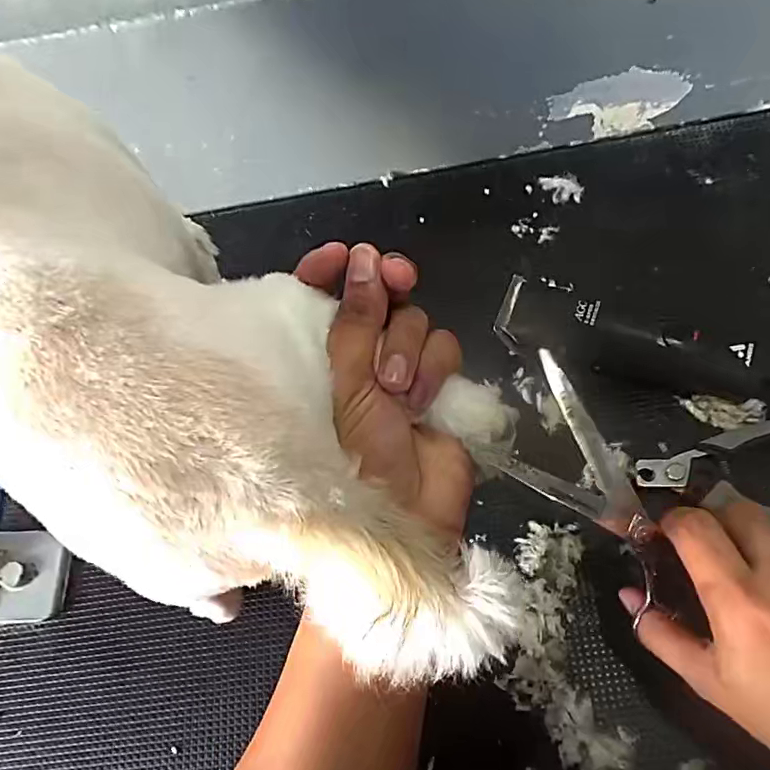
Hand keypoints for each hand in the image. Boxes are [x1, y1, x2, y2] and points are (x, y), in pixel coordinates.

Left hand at [294, 242, 474, 541]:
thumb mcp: (347, 388)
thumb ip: (355, 323)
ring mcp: (404, 373)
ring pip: (417, 323)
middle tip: (397, 282)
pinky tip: (423, 401)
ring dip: (410, 348)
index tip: (343, 255)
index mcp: (324, 359)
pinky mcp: (438, 386)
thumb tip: (362, 261)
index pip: (326, 298)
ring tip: (398, 392)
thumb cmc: (360, 459)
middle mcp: (363, 360)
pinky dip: (436, 368)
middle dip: (387, 299)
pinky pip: (445, 349)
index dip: (333, 271)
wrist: (410, 513)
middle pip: (382, 299)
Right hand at [621, 503, 769, 769]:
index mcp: (739, 599)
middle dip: (715, 522)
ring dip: (766, 557)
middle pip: (736, 508)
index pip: (693, 526)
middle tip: (716, 560)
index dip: (672, 521)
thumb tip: (632, 597)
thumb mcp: (717, 690)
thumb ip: (665, 637)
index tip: (666, 534)